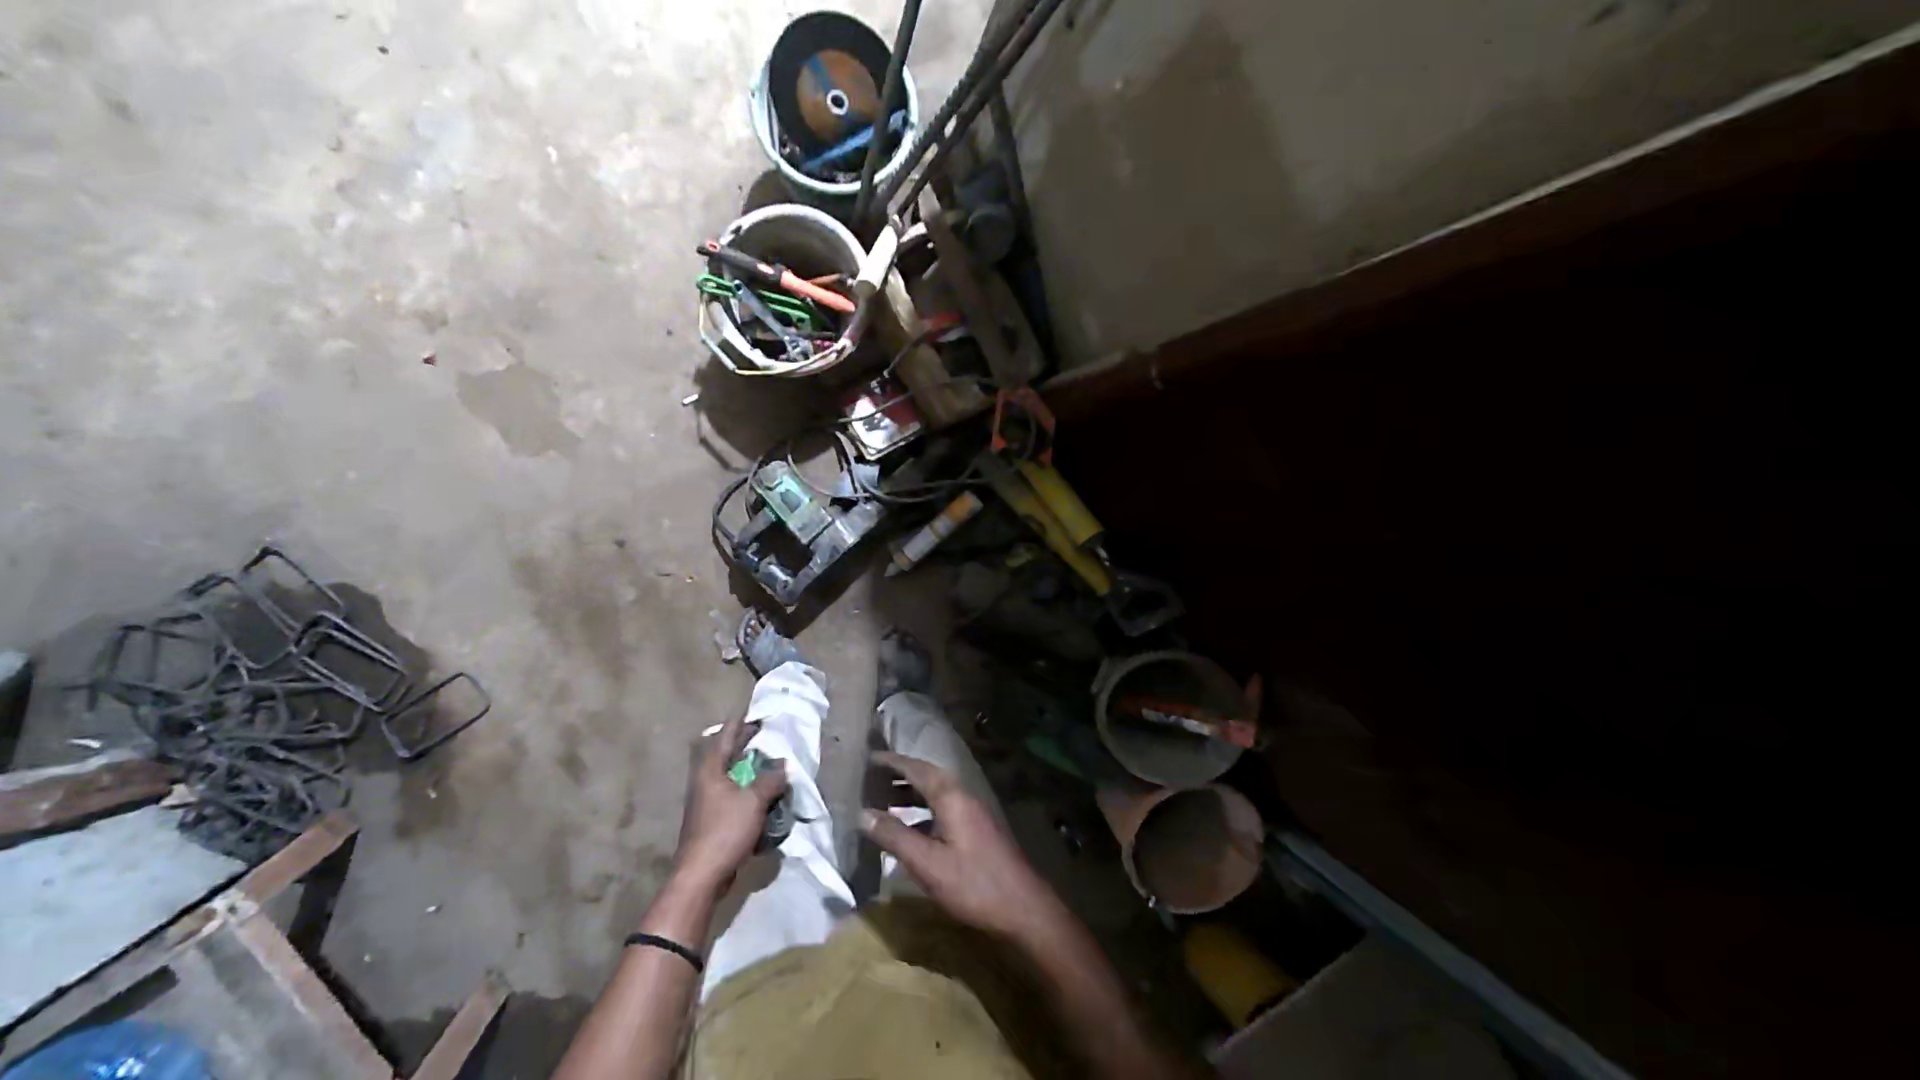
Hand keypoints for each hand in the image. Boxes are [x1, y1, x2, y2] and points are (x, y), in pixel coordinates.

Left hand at [673, 713, 788, 893]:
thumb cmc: (725, 831)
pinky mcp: (712, 819)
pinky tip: (763, 793)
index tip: (755, 708)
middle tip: (767, 733)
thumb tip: (783, 765)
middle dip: (746, 743)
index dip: (741, 721)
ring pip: (730, 775)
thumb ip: (770, 779)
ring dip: (748, 767)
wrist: (701, 875)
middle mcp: (705, 780)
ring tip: (770, 761)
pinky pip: (733, 794)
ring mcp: (706, 800)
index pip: (726, 734)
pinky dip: (748, 788)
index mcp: (710, 769)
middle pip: (726, 753)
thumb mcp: (754, 801)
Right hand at [860, 751, 1065, 942]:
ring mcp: (972, 812)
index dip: (890, 762)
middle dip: (897, 776)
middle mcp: (962, 796)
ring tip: (881, 802)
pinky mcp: (976, 829)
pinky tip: (907, 830)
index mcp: (951, 796)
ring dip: (909, 794)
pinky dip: (921, 812)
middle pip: (926, 776)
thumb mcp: (927, 863)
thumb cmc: (973, 883)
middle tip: (868, 779)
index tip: (866, 758)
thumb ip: (894, 836)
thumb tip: (862, 813)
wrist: (1023, 907)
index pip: (915, 768)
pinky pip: (942, 809)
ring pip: (934, 794)